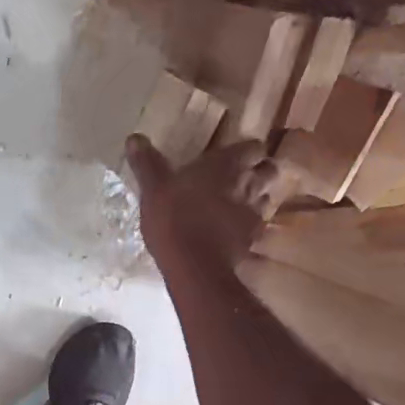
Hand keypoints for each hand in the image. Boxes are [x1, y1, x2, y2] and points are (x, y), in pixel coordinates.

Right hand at [126, 135, 288, 276]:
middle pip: (269, 171)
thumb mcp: (153, 187)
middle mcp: (247, 185)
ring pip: (268, 199)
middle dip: (263, 171)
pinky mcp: (252, 241)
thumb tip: (135, 137)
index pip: (253, 147)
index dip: (250, 149)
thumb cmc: (174, 218)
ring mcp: (253, 214)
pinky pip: (260, 228)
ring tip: (246, 202)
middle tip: (248, 175)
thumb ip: (146, 162)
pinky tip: (241, 231)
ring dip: (261, 198)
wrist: (195, 266)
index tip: (242, 152)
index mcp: (226, 164)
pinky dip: (254, 226)